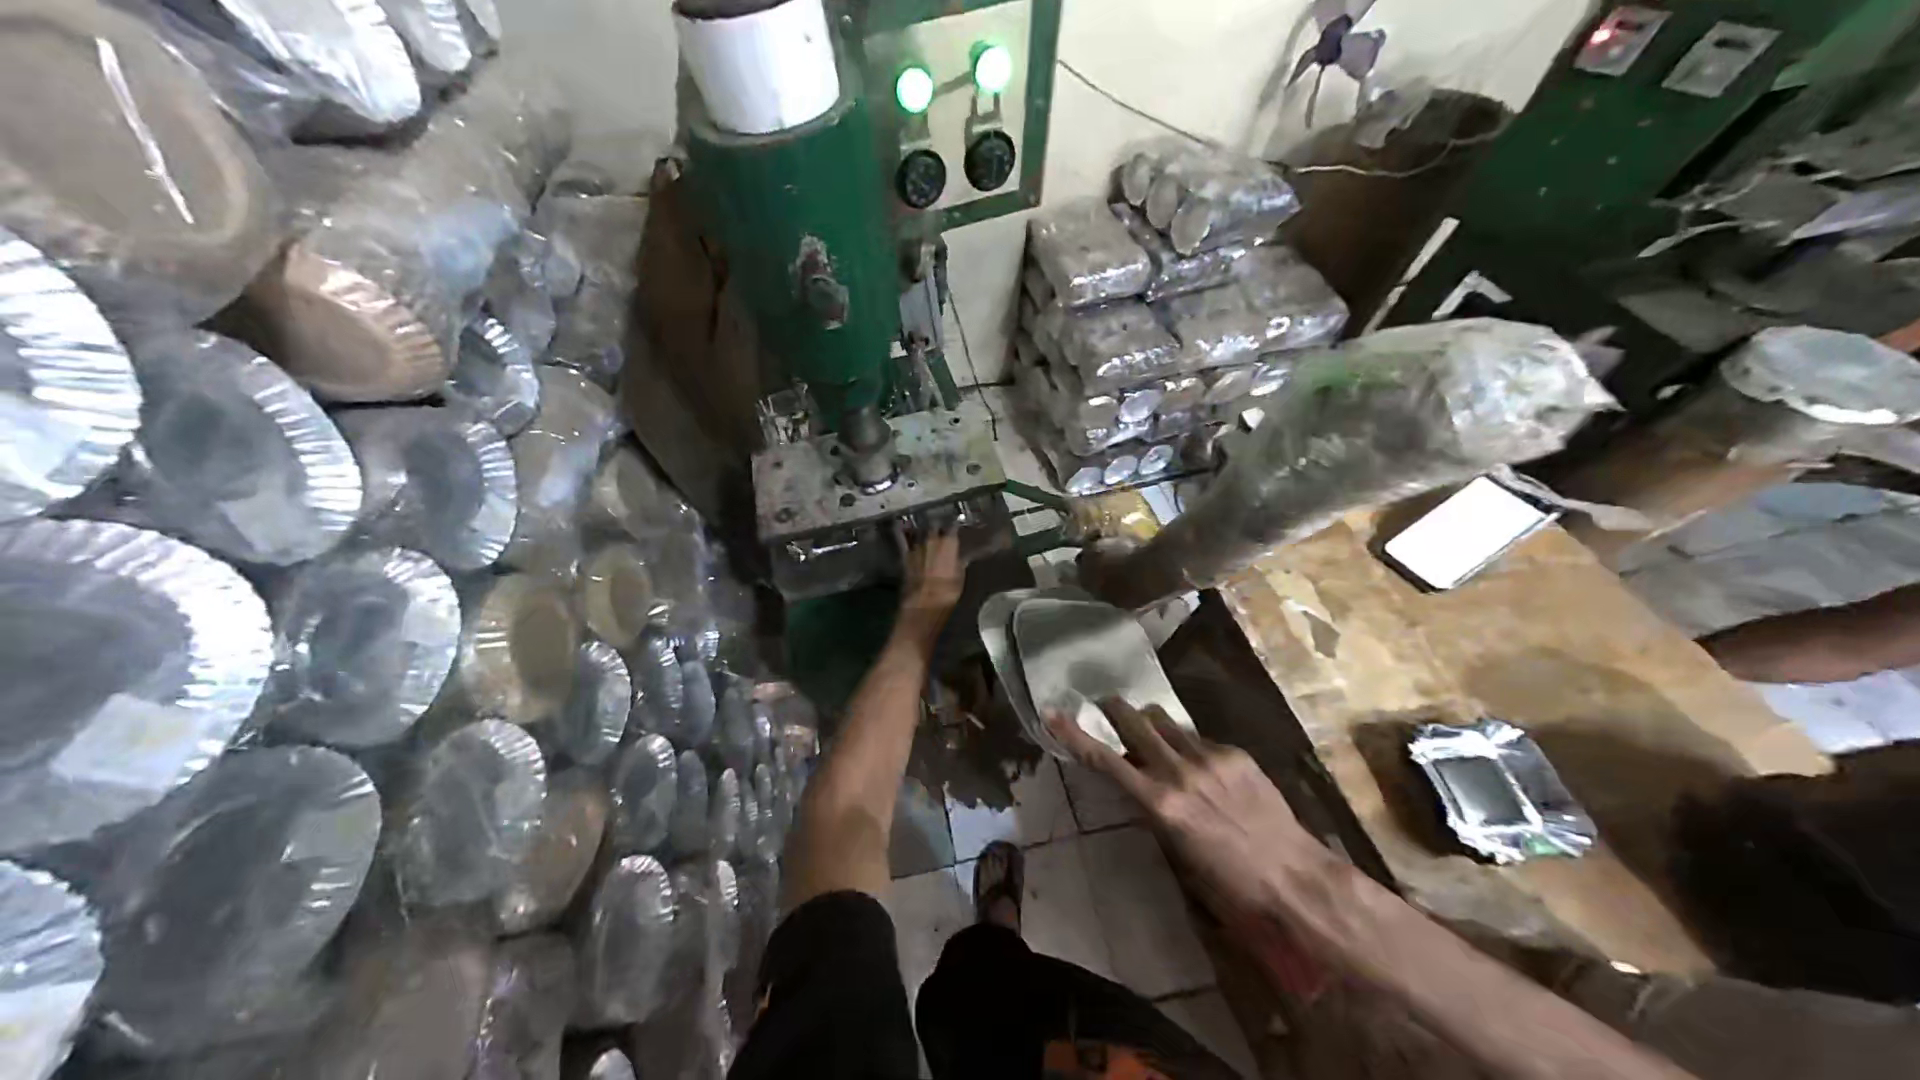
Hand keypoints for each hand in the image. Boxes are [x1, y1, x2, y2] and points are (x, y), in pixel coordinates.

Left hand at [898, 525, 965, 624]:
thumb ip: (959, 562)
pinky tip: (919, 554)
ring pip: (921, 536)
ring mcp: (916, 548)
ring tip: (930, 542)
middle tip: (943, 533)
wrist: (922, 604)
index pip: (953, 527)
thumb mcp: (960, 577)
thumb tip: (960, 557)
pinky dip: (916, 549)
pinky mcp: (905, 558)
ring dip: (925, 538)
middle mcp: (930, 540)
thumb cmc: (947, 591)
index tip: (958, 528)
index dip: (955, 527)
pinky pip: (912, 548)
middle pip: (934, 528)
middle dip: (938, 529)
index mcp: (948, 542)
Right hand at [1047, 699, 1334, 919]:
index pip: (1106, 761)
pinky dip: (1190, 745)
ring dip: (1152, 722)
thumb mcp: (1176, 848)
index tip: (1053, 713)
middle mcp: (1179, 771)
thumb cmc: (1227, 880)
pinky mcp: (1235, 753)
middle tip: (1107, 702)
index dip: (1074, 736)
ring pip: (1166, 721)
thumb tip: (1140, 781)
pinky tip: (1205, 766)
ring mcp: (1209, 757)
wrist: (1292, 876)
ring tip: (1153, 730)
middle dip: (1115, 708)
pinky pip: (1199, 738)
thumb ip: (1154, 807)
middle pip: (1135, 722)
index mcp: (1160, 803)